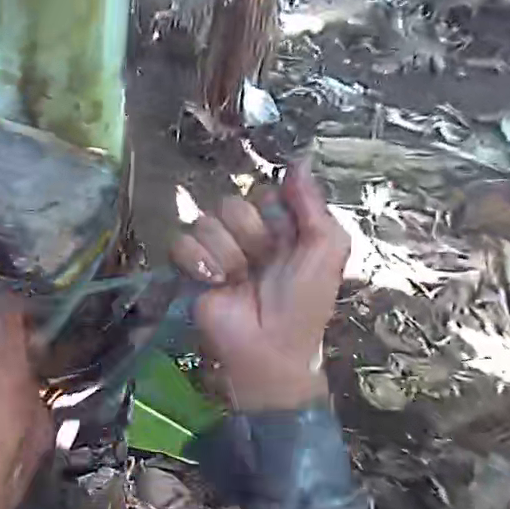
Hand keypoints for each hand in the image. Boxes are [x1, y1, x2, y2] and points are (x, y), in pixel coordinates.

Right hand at [171, 159, 348, 411]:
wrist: (271, 347)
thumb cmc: (304, 302)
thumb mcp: (327, 250)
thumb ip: (313, 204)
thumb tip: (299, 161)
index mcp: (278, 227)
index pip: (263, 192)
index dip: (272, 213)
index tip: (286, 238)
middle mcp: (244, 234)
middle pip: (231, 204)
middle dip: (250, 236)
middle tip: (261, 264)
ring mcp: (214, 251)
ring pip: (205, 222)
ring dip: (227, 254)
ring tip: (238, 281)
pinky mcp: (189, 269)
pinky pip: (181, 243)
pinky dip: (198, 262)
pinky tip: (214, 282)